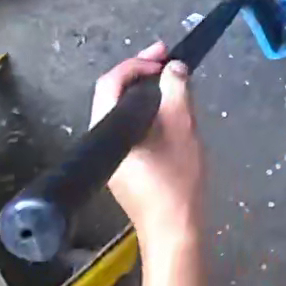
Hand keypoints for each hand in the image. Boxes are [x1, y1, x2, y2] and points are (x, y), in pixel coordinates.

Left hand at [94, 42, 205, 244]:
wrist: (175, 229)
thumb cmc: (176, 180)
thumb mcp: (182, 128)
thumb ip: (177, 91)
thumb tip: (174, 67)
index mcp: (109, 129)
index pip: (111, 82)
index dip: (137, 63)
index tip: (164, 56)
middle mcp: (102, 139)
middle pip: (114, 94)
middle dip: (142, 72)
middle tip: (169, 58)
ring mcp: (113, 154)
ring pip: (124, 110)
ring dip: (147, 91)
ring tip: (172, 78)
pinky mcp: (124, 165)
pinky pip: (131, 126)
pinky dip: (148, 110)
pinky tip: (169, 108)